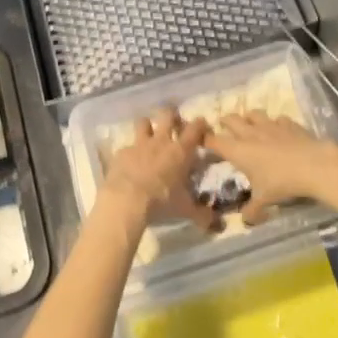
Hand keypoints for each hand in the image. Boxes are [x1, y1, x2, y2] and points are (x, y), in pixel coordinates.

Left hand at [101, 108, 215, 230]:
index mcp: (180, 151)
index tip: (201, 123)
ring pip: (143, 122)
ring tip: (148, 132)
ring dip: (147, 125)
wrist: (127, 200)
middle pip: (167, 115)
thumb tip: (215, 223)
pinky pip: (126, 146)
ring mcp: (139, 144)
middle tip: (173, 120)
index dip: (199, 123)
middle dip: (171, 114)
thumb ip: (201, 214)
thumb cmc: (162, 201)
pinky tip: (128, 161)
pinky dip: (129, 152)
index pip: (195, 129)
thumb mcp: (185, 210)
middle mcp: (161, 142)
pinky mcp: (121, 152)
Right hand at [206, 113, 337, 224]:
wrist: (314, 166)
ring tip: (250, 125)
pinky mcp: (289, 124)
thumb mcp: (264, 200)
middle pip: (230, 119)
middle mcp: (250, 133)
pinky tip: (279, 131)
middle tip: (224, 128)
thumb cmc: (282, 183)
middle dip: (225, 122)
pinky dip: (275, 123)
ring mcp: (270, 125)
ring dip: (248, 118)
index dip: (205, 140)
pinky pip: (277, 119)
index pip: (214, 141)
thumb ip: (252, 210)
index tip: (203, 141)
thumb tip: (245, 221)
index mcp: (238, 150)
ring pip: (253, 113)